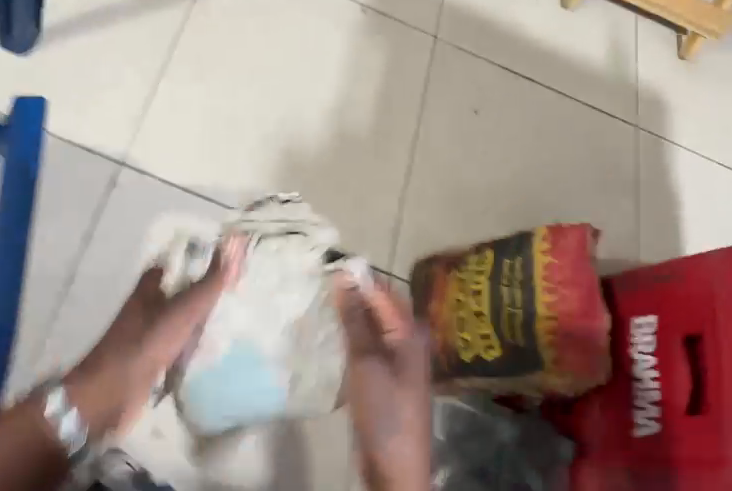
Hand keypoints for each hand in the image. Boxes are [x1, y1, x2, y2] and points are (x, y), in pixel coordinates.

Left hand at [64, 235, 246, 438]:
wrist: (109, 395)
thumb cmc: (144, 344)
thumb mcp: (183, 310)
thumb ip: (209, 282)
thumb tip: (236, 243)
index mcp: (151, 286)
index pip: (180, 264)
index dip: (202, 264)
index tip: (230, 269)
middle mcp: (148, 306)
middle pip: (184, 294)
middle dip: (206, 299)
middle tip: (235, 302)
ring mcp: (149, 335)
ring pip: (183, 324)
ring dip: (202, 328)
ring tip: (230, 328)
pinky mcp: (151, 362)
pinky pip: (179, 350)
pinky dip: (193, 352)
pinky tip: (212, 356)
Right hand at [334, 272, 431, 490]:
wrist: (396, 469)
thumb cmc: (384, 411)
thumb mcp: (366, 362)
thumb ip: (355, 319)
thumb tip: (343, 276)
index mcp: (410, 332)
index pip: (382, 291)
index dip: (357, 276)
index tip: (327, 262)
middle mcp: (408, 341)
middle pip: (380, 306)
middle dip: (355, 293)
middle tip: (321, 282)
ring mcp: (399, 361)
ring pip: (373, 326)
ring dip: (352, 315)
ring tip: (322, 304)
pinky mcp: (387, 379)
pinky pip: (370, 346)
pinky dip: (353, 337)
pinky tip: (333, 337)